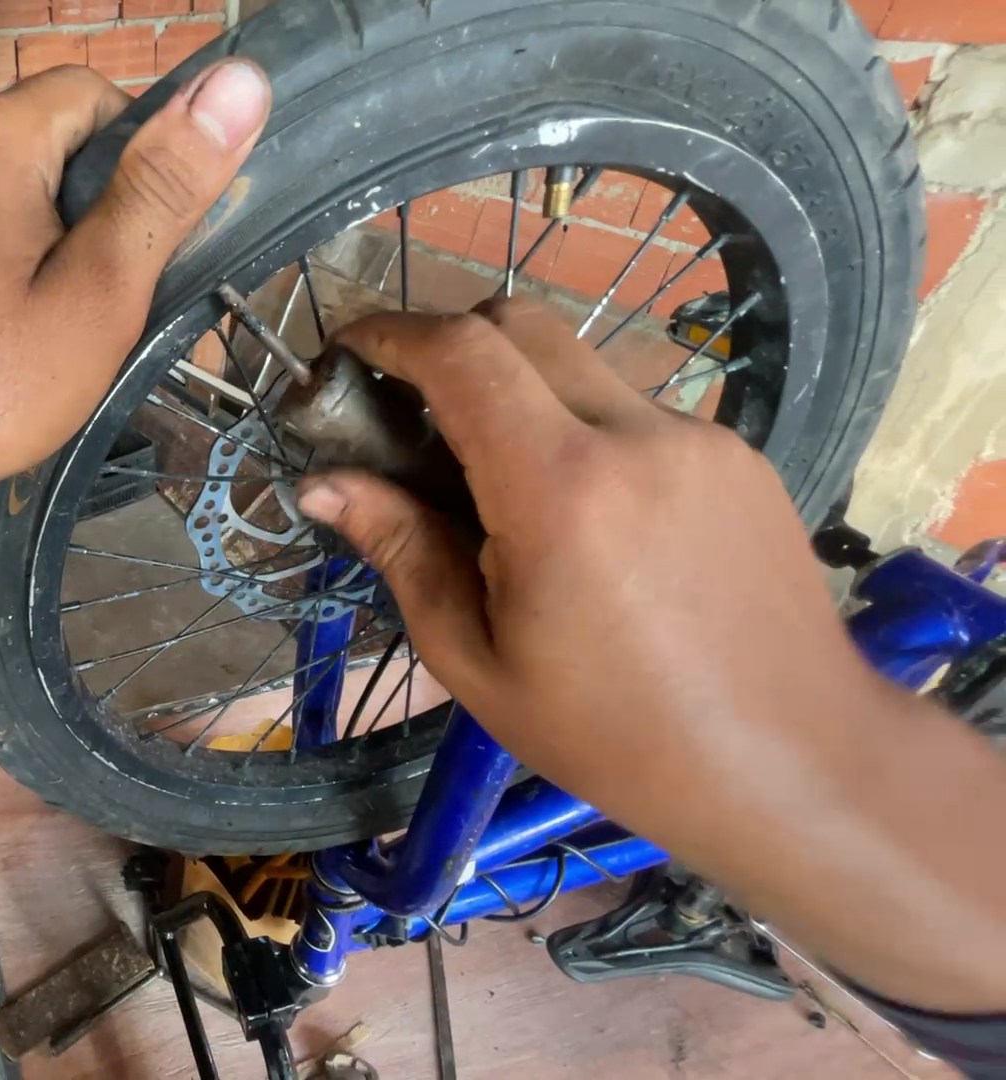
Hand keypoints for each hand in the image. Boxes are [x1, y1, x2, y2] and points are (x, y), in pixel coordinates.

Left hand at [0, 61, 272, 721]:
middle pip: (52, 153)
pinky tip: (16, 346)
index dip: (143, 159)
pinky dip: (12, 279)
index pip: (95, 95)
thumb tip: (237, 84)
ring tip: (75, 336)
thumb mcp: (97, 293)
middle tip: (123, 304)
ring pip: (14, 206)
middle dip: (104, 219)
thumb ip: (162, 190)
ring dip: (61, 257)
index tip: (155, 242)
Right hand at [295, 299, 1005, 1012]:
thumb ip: (396, 548)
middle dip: (441, 340)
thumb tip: (318, 485)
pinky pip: (619, 403)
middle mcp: (635, 436)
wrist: (795, 766)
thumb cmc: (604, 727)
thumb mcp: (466, 652)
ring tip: (466, 462)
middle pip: (520, 324)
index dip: (391, 333)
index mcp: (558, 488)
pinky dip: (558, 417)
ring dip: (500, 381)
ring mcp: (696, 438)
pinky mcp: (730, 456)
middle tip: (394, 401)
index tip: (343, 348)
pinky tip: (549, 496)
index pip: (464, 355)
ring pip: (572, 359)